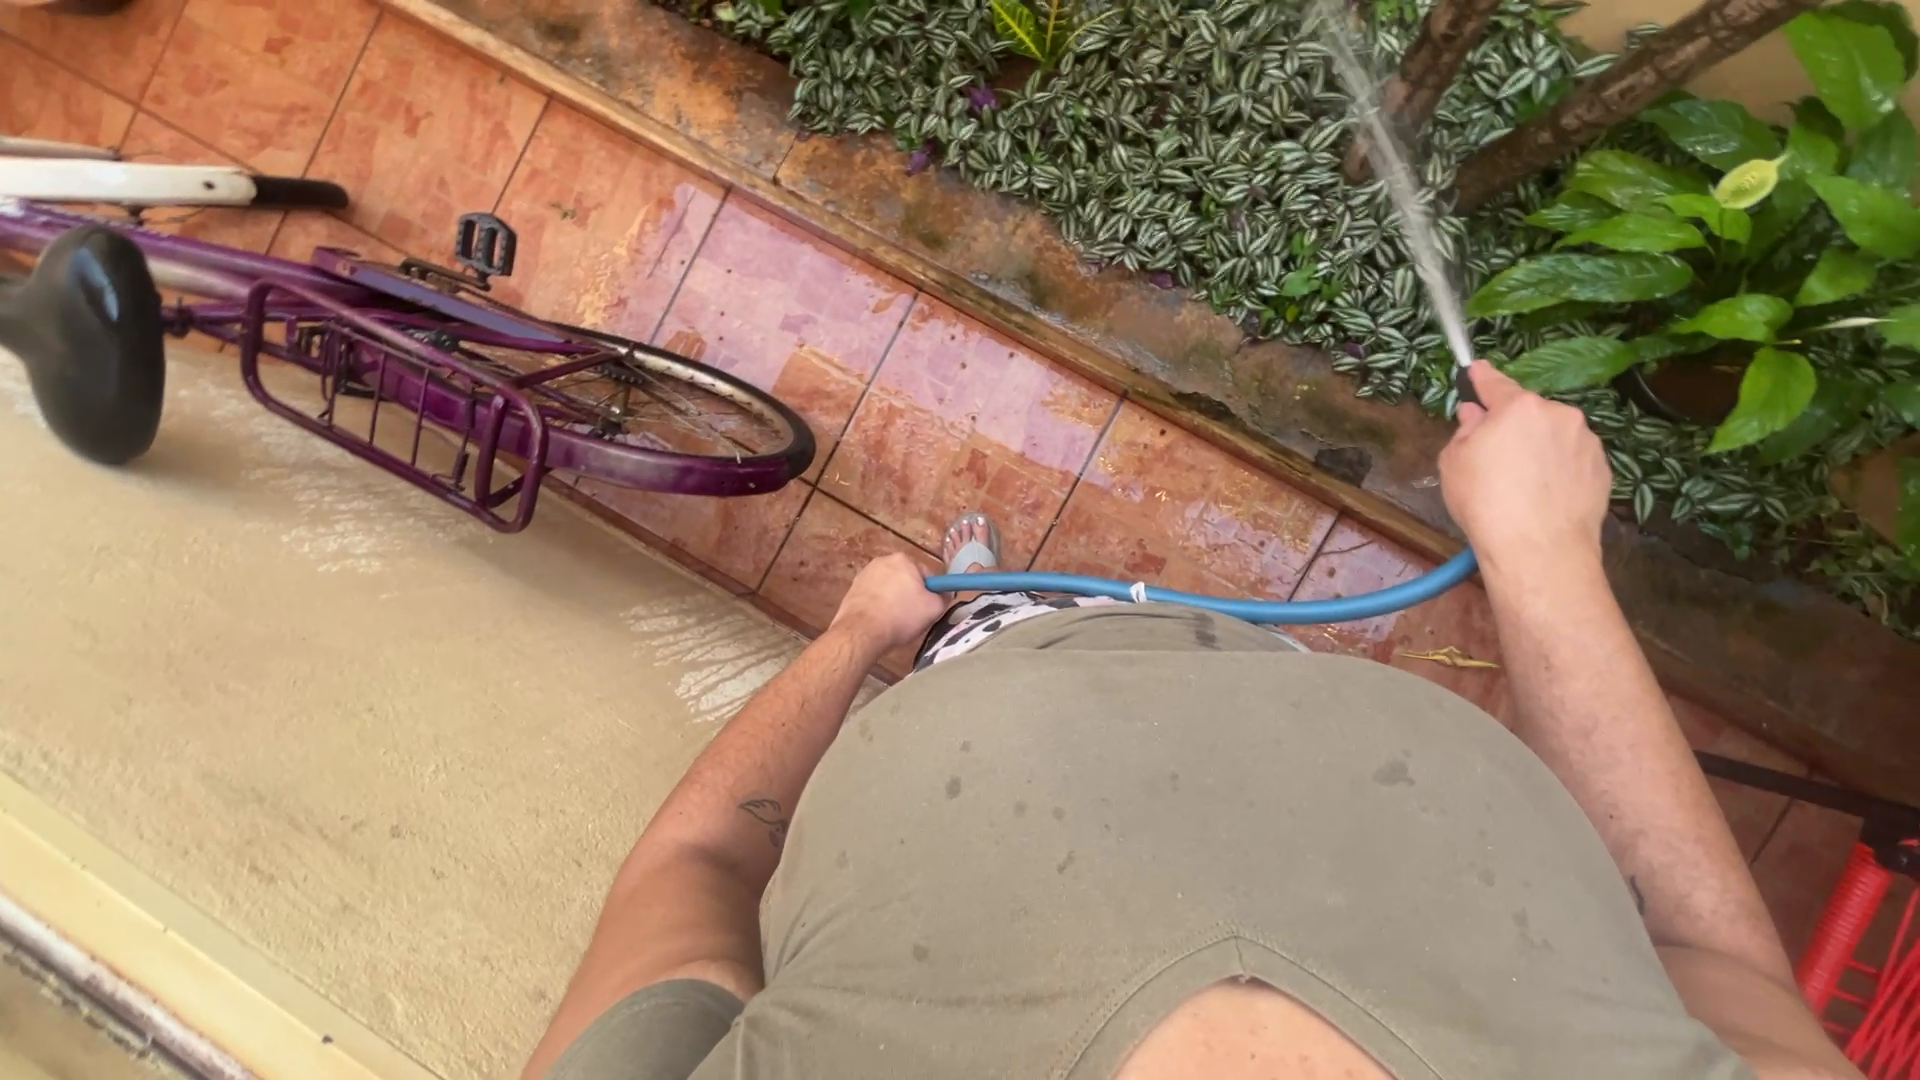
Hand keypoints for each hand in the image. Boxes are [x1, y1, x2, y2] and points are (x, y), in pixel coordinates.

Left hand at [829, 554, 947, 655]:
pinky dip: (878, 606)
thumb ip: (944, 597)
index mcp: (904, 560)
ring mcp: (864, 574)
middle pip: (906, 579)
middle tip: (914, 616)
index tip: (929, 608)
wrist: (861, 632)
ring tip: (895, 622)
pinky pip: (874, 597)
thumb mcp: (934, 609)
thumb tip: (944, 594)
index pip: (927, 574)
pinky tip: (880, 622)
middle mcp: (883, 561)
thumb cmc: (901, 616)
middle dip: (911, 595)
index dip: (931, 592)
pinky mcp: (852, 589)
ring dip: (894, 601)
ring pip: (889, 588)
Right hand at [1439, 361, 1611, 583]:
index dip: (1482, 377)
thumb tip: (1477, 417)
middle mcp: (1559, 415)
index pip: (1496, 384)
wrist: (1538, 546)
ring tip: (1519, 484)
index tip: (1476, 369)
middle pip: (1528, 413)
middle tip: (1491, 457)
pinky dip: (1556, 469)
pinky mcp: (1603, 468)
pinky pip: (1571, 459)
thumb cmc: (1484, 501)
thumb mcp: (1453, 463)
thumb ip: (1465, 432)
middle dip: (1510, 426)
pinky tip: (1540, 495)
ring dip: (1536, 448)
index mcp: (1519, 408)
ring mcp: (1586, 441)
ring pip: (1552, 436)